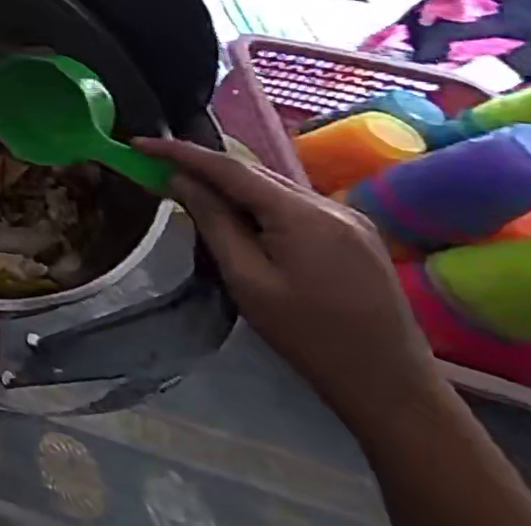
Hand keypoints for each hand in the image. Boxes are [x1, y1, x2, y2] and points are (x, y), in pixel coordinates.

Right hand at [135, 138, 439, 411]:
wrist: (391, 386)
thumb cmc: (307, 333)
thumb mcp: (246, 277)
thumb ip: (212, 221)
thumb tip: (179, 180)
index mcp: (304, 216)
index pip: (229, 168)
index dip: (179, 151)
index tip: (139, 143)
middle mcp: (330, 207)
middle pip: (252, 171)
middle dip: (201, 164)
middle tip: (153, 164)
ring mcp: (348, 220)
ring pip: (271, 185)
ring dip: (226, 182)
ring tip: (184, 184)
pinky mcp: (352, 235)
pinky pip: (289, 202)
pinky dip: (252, 198)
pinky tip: (232, 210)